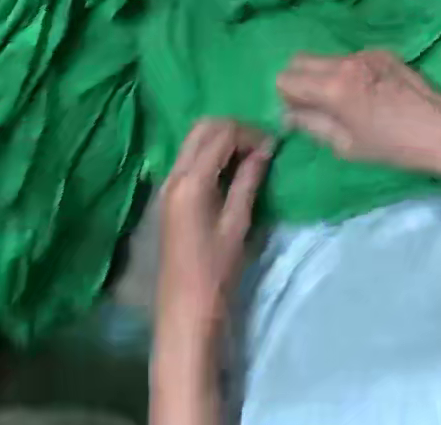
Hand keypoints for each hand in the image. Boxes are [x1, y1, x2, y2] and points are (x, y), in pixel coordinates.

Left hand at [156, 118, 273, 340]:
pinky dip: (211, 151)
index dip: (250, 133)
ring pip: (195, 138)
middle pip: (204, 127)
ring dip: (222, 138)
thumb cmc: (216, 272)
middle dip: (234, 129)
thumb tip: (266, 146)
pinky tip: (231, 168)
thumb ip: (249, 179)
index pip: (222, 134)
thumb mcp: (237, 223)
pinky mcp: (169, 195)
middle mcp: (174, 175)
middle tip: (260, 146)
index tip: (272, 146)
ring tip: (249, 155)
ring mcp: (168, 184)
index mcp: (191, 182)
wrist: (185, 313)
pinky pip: (190, 156)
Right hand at [276, 50, 440, 171]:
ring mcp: (364, 53)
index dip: (287, 98)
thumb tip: (289, 114)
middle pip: (300, 59)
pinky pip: (350, 58)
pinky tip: (368, 92)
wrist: (439, 127)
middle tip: (315, 105)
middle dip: (299, 80)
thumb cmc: (392, 145)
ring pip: (326, 57)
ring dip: (323, 74)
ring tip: (345, 100)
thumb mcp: (345, 145)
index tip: (301, 114)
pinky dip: (347, 71)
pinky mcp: (381, 51)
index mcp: (332, 87)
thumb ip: (312, 125)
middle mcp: (344, 62)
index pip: (286, 78)